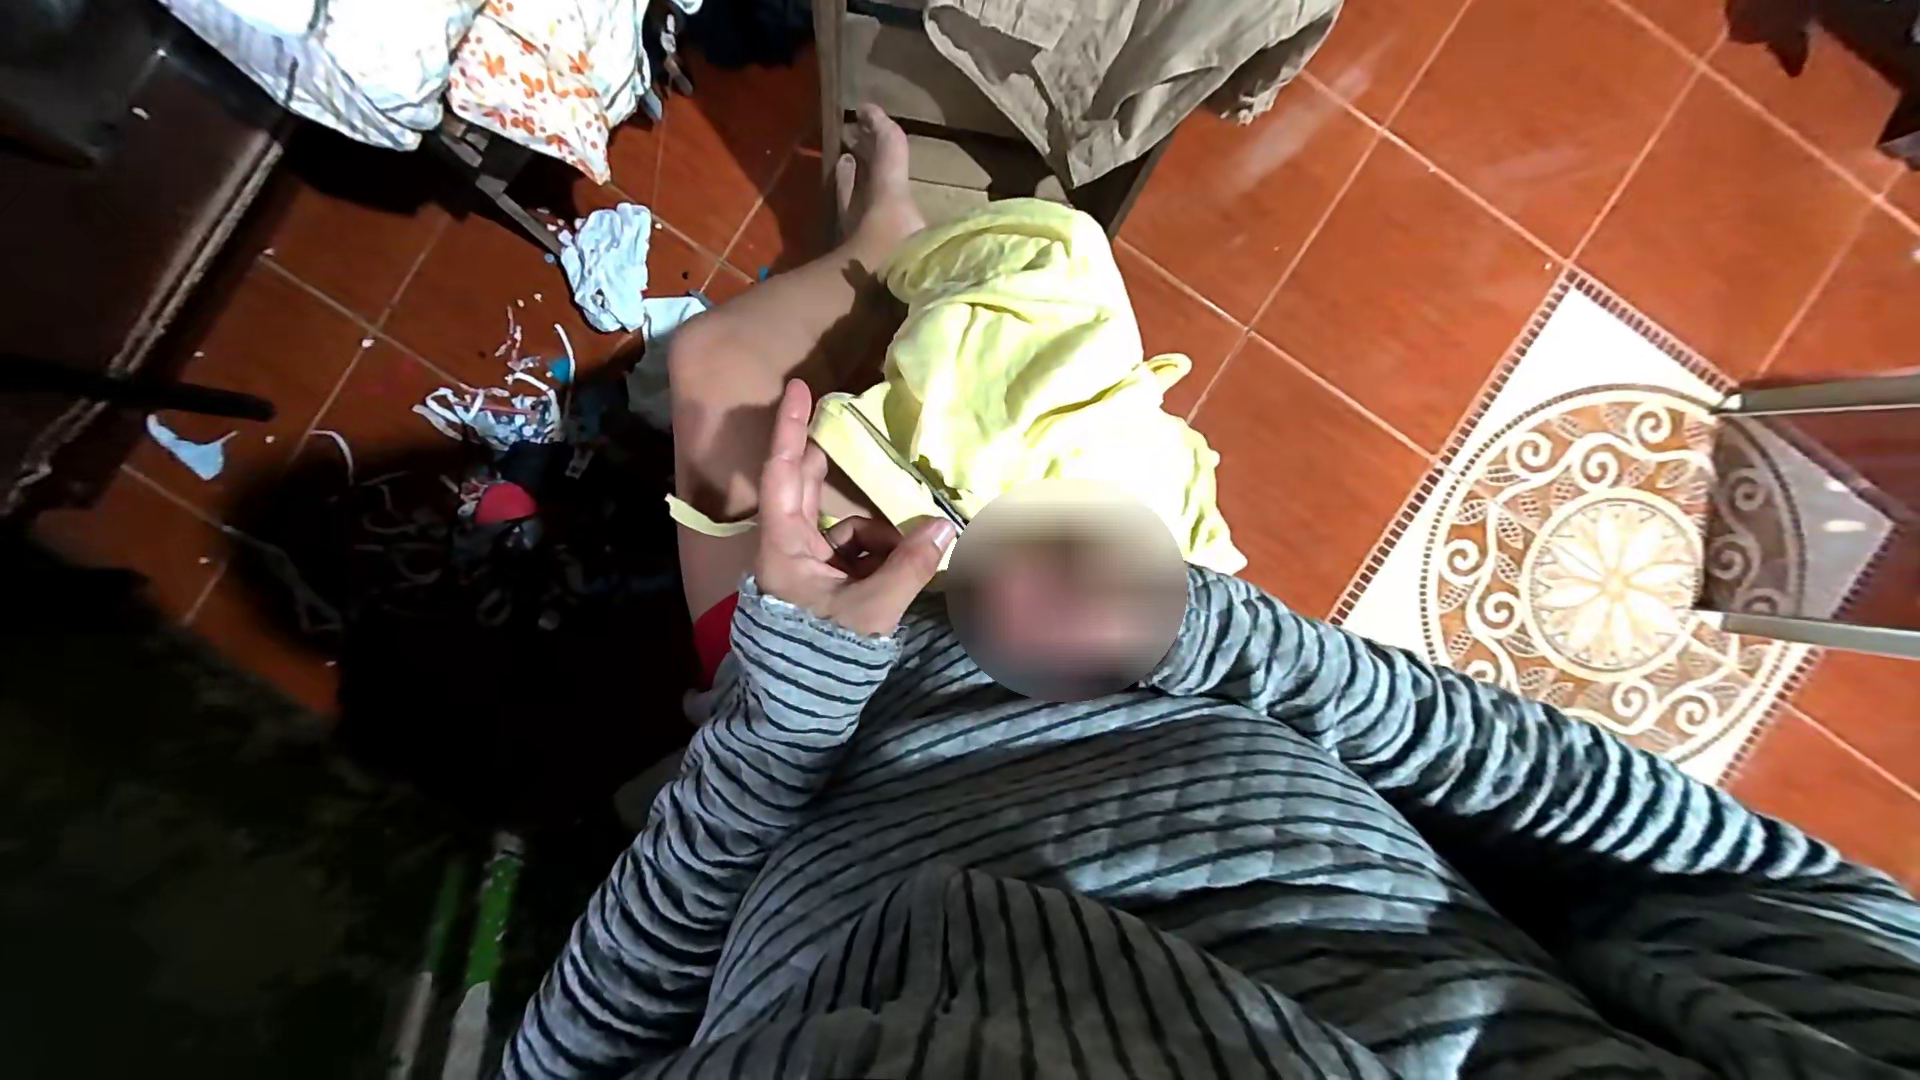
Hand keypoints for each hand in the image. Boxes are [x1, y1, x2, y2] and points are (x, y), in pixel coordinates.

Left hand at [755, 379, 955, 636]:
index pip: (783, 474)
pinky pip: (854, 548)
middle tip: (854, 434)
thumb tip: (945, 528)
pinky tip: (902, 563)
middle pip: (807, 487)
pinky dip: (879, 549)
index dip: (791, 430)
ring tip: (907, 546)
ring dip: (875, 528)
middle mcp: (789, 545)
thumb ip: (909, 566)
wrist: (805, 701)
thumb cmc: (824, 653)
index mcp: (784, 545)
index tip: (799, 389)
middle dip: (833, 464)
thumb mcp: (871, 608)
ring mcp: (807, 561)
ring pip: (841, 523)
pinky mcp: (825, 577)